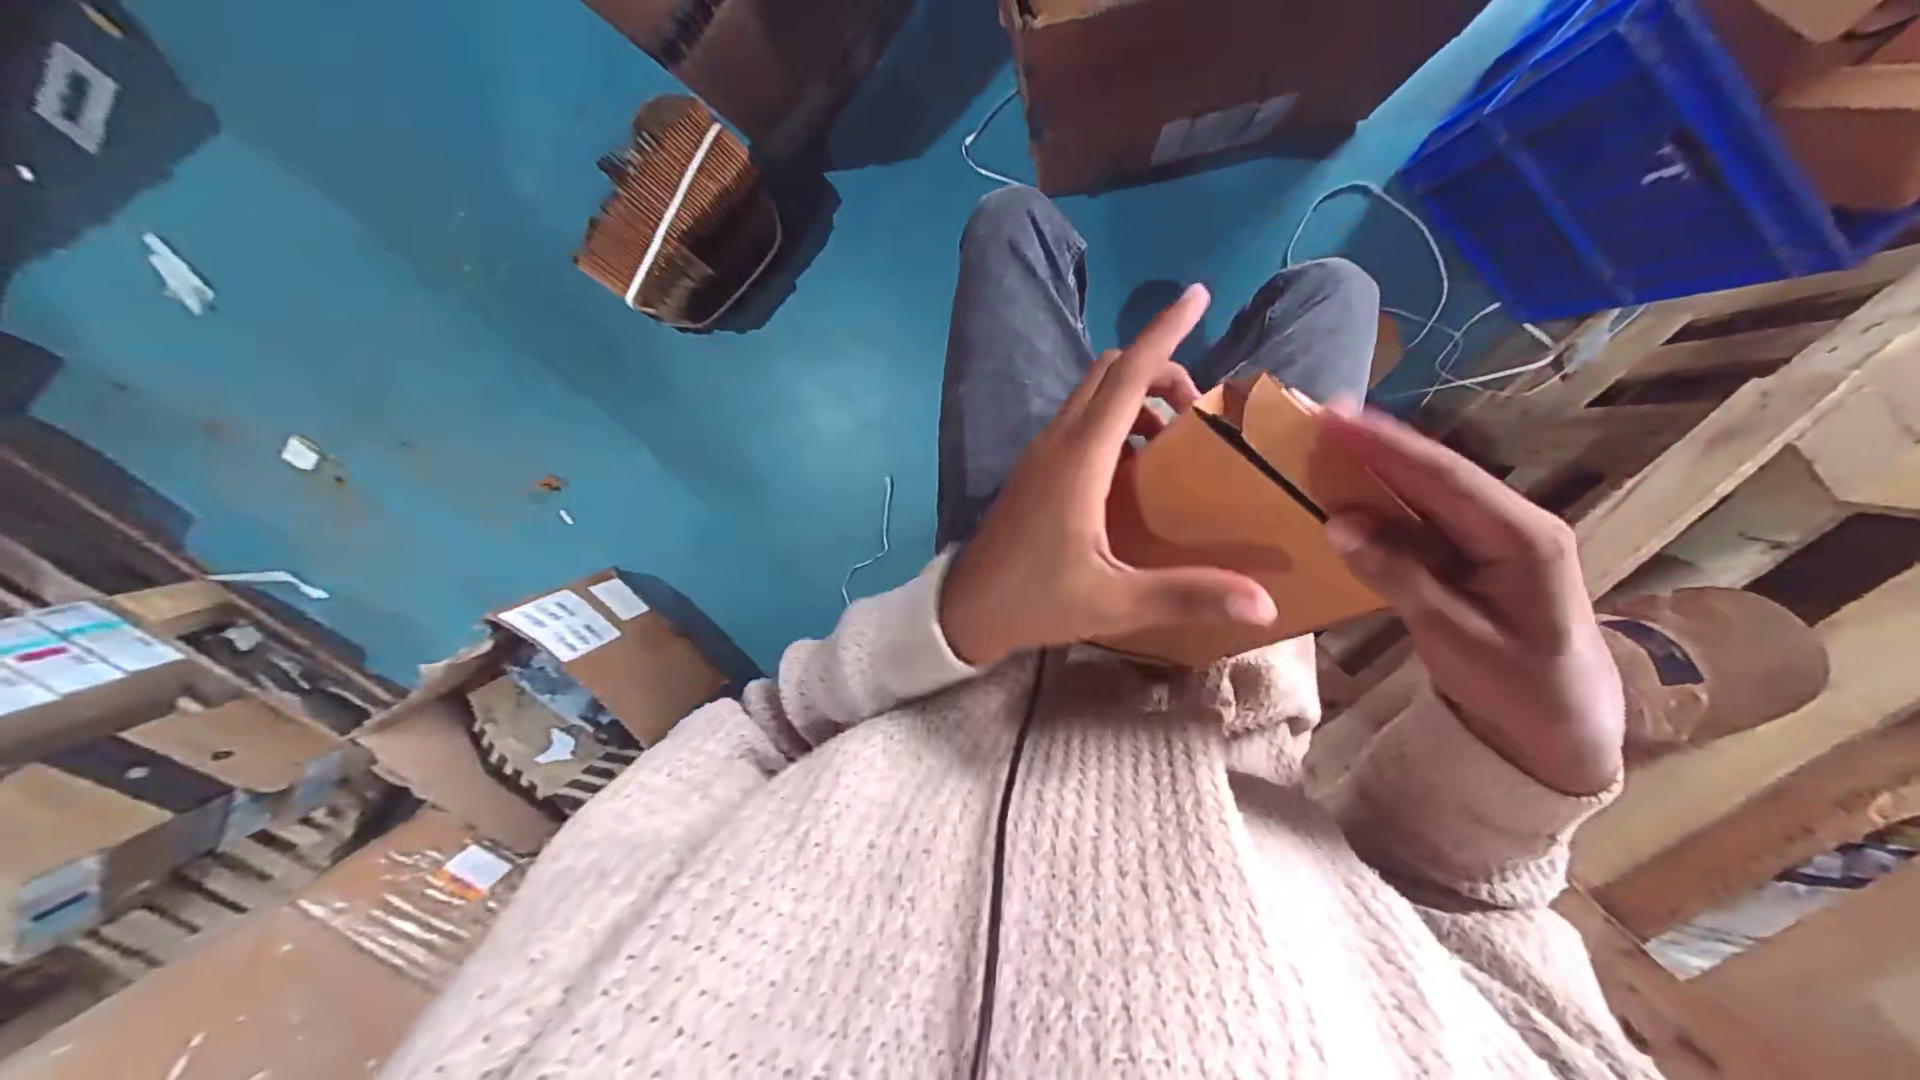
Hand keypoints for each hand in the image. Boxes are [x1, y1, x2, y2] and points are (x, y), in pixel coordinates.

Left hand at [939, 284, 1278, 667]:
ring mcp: (1041, 453)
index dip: (1164, 332)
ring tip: (1174, 441)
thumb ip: (1186, 595)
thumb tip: (1264, 605)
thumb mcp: (1114, 601)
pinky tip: (1135, 469)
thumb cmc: (1035, 601)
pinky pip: (1080, 422)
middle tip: (1197, 411)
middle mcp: (1059, 442)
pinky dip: (1114, 421)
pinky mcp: (1036, 469)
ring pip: (1092, 395)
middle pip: (1109, 372)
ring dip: (1135, 397)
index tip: (1198, 296)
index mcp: (1080, 459)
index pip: (1127, 376)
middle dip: (1158, 369)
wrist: (965, 610)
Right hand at [1318, 409, 1623, 795]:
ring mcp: (1490, 537)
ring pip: (1427, 491)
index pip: (1445, 479)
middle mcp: (1510, 523)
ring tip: (1328, 443)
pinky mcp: (1470, 554)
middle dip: (1379, 443)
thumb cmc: (1519, 684)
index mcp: (1523, 538)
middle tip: (1322, 416)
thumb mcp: (1456, 636)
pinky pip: (1420, 519)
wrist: (1563, 725)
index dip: (1387, 446)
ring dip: (1377, 467)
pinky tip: (1351, 492)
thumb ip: (1399, 577)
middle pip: (1436, 473)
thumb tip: (1339, 524)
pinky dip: (1381, 502)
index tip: (1336, 418)